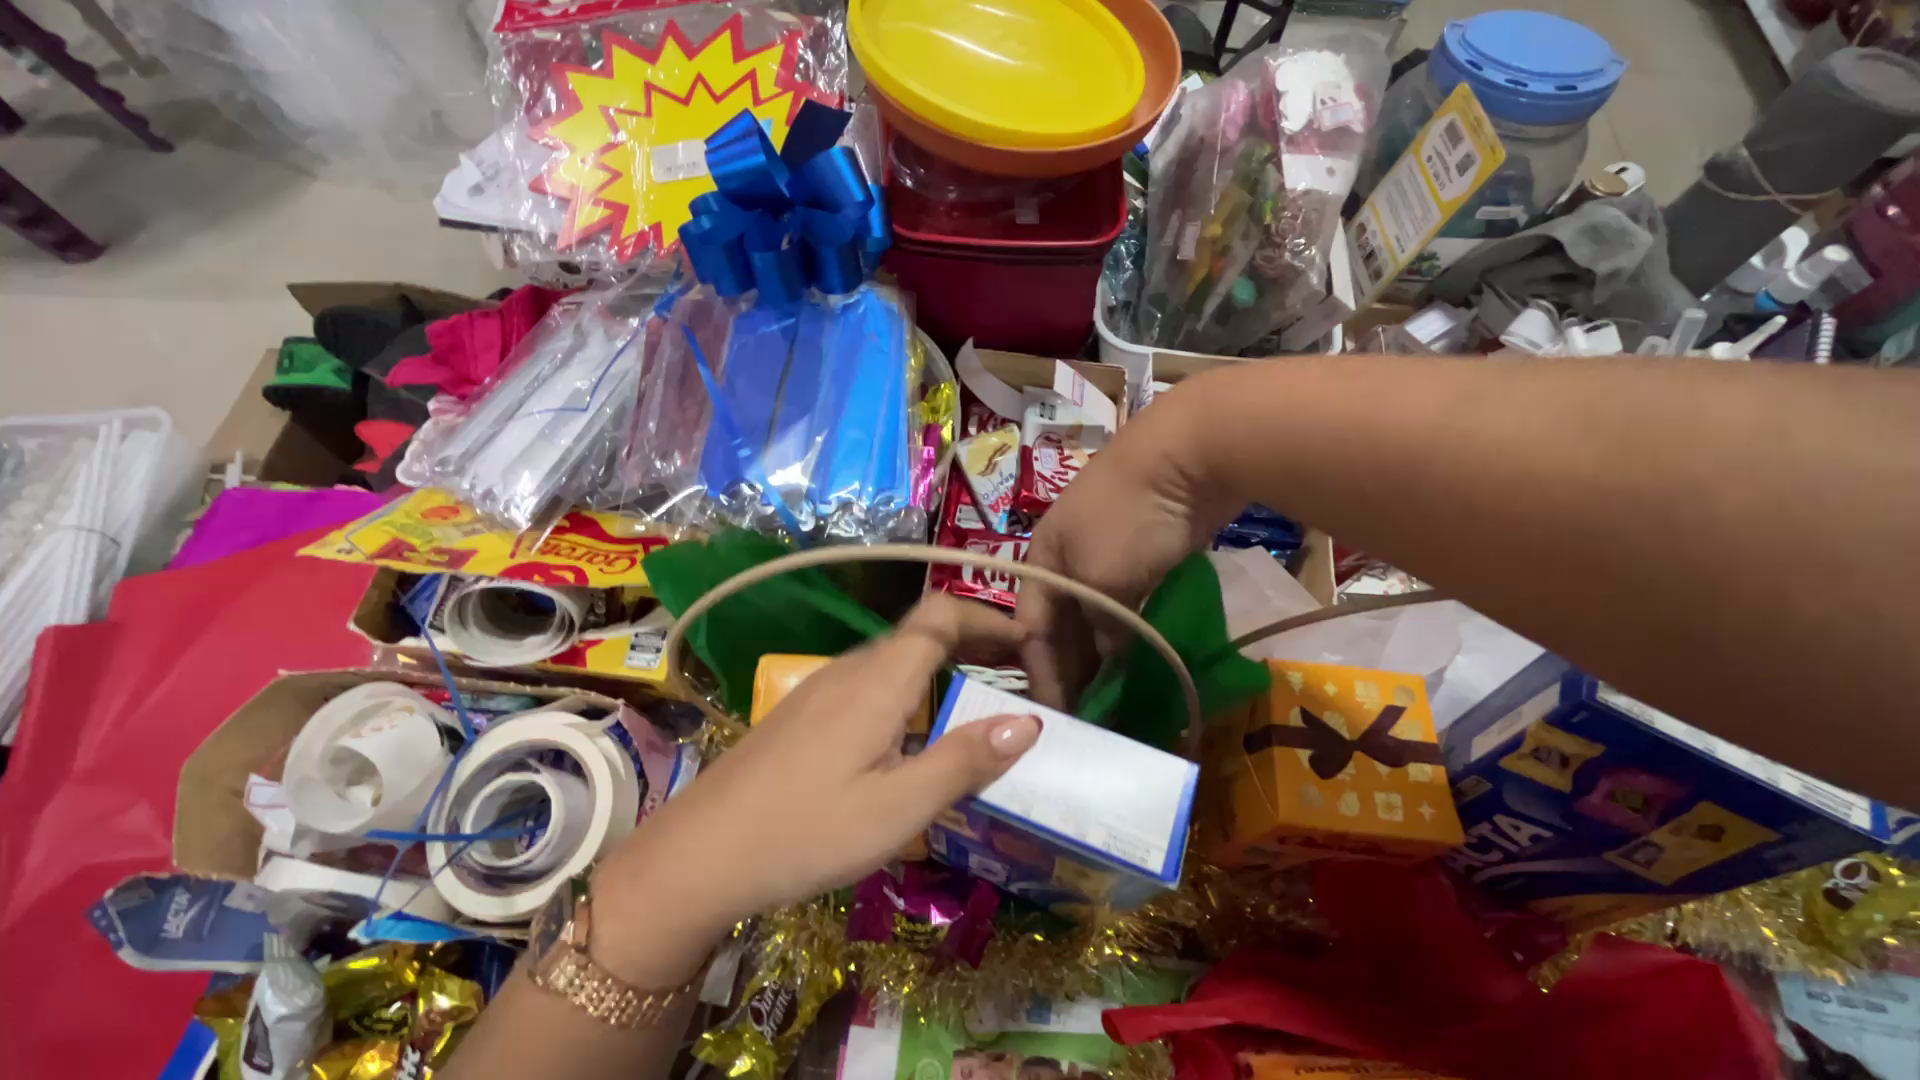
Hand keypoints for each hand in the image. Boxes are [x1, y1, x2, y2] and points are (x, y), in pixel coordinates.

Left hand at [590, 596, 1041, 985]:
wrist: (698, 856)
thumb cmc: (806, 833)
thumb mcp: (898, 810)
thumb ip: (964, 761)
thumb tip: (1029, 721)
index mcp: (878, 681)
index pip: (942, 615)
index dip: (990, 618)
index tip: (1031, 645)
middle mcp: (848, 671)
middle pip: (920, 632)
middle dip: (975, 643)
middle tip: (1019, 677)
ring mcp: (819, 691)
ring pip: (894, 659)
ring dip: (943, 667)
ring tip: (978, 705)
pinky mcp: (802, 716)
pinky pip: (870, 684)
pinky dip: (910, 689)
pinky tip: (913, 735)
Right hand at [1019, 380, 1245, 706]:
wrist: (1190, 451)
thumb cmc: (1130, 516)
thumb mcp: (1104, 580)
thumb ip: (1100, 627)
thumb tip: (1109, 658)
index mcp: (1042, 559)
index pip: (1031, 629)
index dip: (1042, 673)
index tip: (1059, 717)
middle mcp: (1066, 558)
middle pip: (1060, 624)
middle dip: (1070, 668)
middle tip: (1085, 717)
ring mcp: (1106, 552)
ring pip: (1095, 616)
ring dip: (1101, 654)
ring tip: (1111, 698)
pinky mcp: (1144, 551)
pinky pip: (1127, 603)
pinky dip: (1130, 632)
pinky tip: (1139, 658)